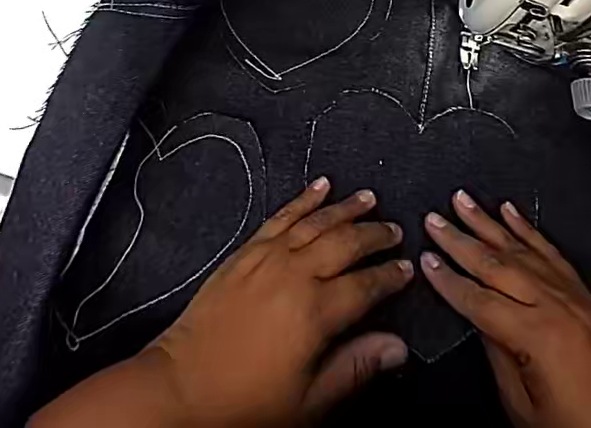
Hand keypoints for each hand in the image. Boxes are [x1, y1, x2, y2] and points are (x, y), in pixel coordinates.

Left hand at [151, 178, 414, 426]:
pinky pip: (282, 216)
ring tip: (368, 197)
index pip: (366, 286)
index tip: (408, 268)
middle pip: (345, 244)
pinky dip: (303, 199)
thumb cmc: (246, 404)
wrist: (182, 387)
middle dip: (375, 235)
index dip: (390, 276)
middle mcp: (296, 274)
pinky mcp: (247, 250)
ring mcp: (269, 256)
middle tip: (395, 230)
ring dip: (345, 208)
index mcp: (315, 312)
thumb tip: (399, 346)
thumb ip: (355, 367)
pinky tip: (320, 185)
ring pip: (317, 222)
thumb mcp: (307, 403)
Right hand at [420, 190, 590, 427]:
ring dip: (487, 221)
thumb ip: (497, 354)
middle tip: (433, 218)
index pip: (478, 299)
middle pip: (495, 264)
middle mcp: (556, 306)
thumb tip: (476, 315)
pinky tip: (509, 211)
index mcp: (537, 336)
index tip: (425, 258)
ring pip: (521, 249)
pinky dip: (528, 230)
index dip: (448, 279)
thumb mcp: (524, 406)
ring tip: (462, 199)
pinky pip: (551, 252)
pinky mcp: (586, 295)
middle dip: (459, 240)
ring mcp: (574, 295)